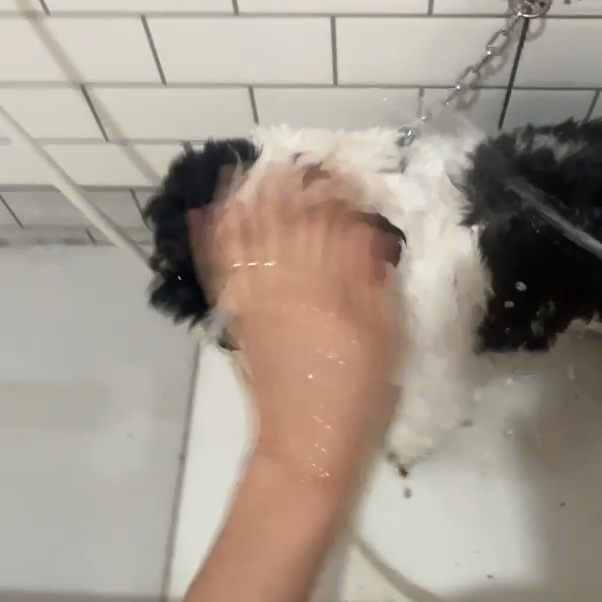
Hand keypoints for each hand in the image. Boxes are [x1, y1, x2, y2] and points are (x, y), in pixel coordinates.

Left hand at [192, 168, 404, 488]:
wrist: (306, 441)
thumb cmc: (357, 391)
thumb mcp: (385, 334)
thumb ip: (372, 278)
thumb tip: (366, 233)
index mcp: (329, 283)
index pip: (329, 220)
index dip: (337, 191)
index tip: (347, 175)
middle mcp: (287, 280)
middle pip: (286, 216)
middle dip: (293, 182)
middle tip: (302, 159)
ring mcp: (256, 294)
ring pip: (250, 232)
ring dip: (253, 195)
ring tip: (259, 167)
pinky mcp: (238, 311)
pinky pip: (223, 263)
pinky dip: (218, 233)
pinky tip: (216, 210)